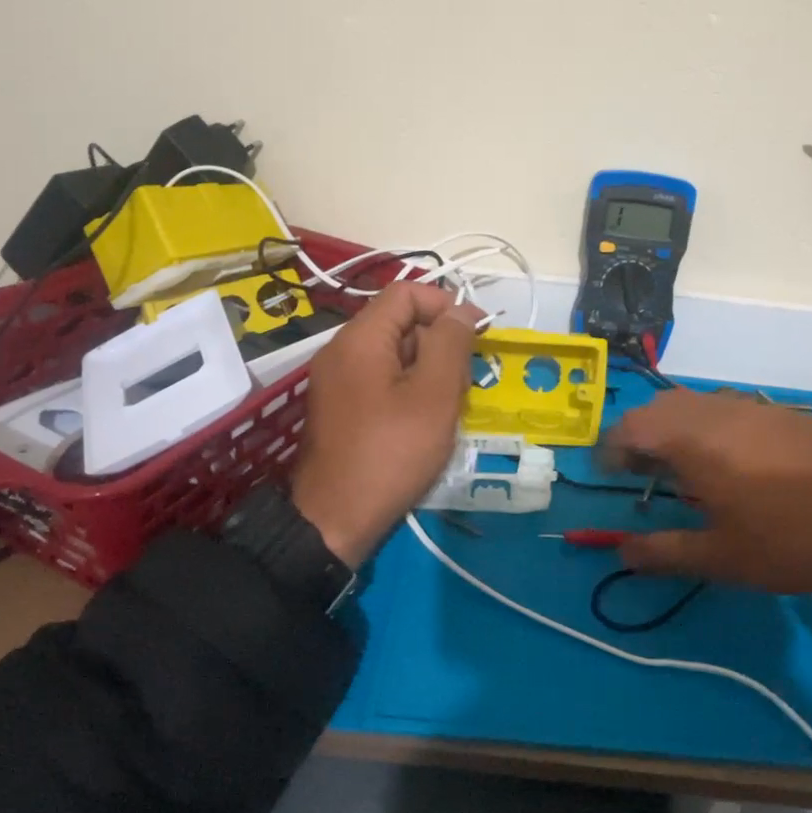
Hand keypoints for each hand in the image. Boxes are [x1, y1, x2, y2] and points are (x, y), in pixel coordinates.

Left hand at [289, 282, 482, 565]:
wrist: (333, 520)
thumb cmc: (390, 453)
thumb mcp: (433, 395)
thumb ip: (450, 344)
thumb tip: (461, 310)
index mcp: (360, 338)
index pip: (406, 292)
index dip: (446, 304)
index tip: (478, 334)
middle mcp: (341, 350)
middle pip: (399, 322)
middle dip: (439, 341)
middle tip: (464, 380)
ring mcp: (335, 380)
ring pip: (392, 353)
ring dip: (427, 368)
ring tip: (448, 404)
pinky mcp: (339, 407)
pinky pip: (379, 379)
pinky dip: (407, 388)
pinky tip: (425, 420)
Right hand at [603, 389, 811, 594]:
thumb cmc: (792, 539)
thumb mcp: (722, 558)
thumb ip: (664, 553)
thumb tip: (620, 552)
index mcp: (694, 439)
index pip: (631, 427)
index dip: (611, 449)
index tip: (608, 476)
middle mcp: (717, 411)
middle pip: (660, 409)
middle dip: (640, 436)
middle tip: (640, 474)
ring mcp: (754, 407)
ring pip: (694, 405)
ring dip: (675, 429)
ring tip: (682, 471)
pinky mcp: (782, 413)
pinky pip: (726, 409)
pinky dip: (707, 427)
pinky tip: (729, 464)